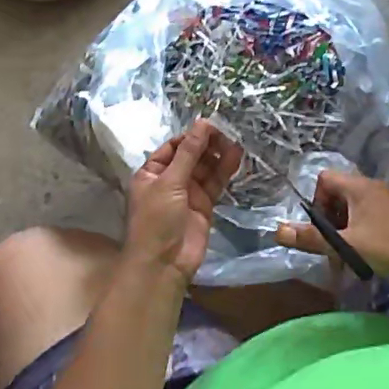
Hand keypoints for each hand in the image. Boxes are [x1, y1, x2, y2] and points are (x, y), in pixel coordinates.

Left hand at [124, 121, 241, 283]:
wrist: (163, 265)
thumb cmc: (156, 220)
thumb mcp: (169, 182)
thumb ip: (188, 153)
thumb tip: (202, 123)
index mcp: (152, 172)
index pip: (173, 147)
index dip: (191, 136)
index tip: (211, 126)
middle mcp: (169, 180)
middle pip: (191, 156)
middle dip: (207, 144)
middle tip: (226, 133)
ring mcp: (187, 194)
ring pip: (205, 168)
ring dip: (218, 156)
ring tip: (235, 142)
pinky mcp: (204, 206)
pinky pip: (215, 183)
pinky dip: (224, 171)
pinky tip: (236, 158)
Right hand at [273, 168, 388, 282]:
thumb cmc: (388, 248)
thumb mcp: (346, 245)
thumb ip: (312, 238)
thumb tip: (278, 231)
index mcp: (358, 186)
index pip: (324, 179)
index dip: (316, 201)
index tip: (320, 226)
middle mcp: (371, 187)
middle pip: (337, 193)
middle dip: (328, 219)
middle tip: (330, 245)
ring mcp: (384, 200)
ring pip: (351, 207)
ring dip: (343, 228)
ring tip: (345, 254)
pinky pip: (366, 215)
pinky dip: (358, 231)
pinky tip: (363, 255)